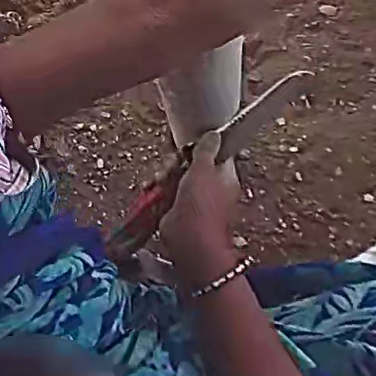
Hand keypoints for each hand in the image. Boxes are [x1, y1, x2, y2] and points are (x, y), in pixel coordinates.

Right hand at [160, 132, 242, 289]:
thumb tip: (215, 134)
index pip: (215, 154)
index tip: (186, 145)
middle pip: (190, 163)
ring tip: (159, 180)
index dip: (200, 147)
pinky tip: (151, 188)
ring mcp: (193, 198)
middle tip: (171, 166)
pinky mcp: (177, 207)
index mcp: (224, 177)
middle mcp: (210, 186)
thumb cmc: (201, 205)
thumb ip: (206, 150)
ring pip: (175, 175)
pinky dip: (157, 188)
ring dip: (164, 174)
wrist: (189, 241)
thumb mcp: (203, 170)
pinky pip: (166, 189)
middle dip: (176, 162)